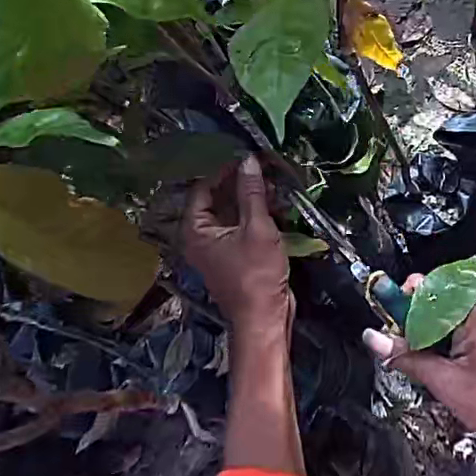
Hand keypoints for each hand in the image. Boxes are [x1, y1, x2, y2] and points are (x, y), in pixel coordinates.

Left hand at [183, 156, 293, 339]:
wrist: (264, 318)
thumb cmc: (256, 273)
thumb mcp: (257, 228)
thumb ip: (252, 193)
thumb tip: (248, 160)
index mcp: (196, 230)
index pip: (204, 188)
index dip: (224, 171)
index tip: (246, 157)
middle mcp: (202, 237)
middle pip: (219, 200)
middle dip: (242, 184)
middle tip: (265, 168)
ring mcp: (219, 248)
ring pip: (234, 213)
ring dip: (253, 199)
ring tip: (276, 185)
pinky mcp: (237, 256)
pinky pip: (243, 228)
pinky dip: (258, 216)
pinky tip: (278, 206)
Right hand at [362, 288, 475, 475]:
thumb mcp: (448, 384)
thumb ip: (408, 357)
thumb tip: (373, 337)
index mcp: (466, 311)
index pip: (422, 285)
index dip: (397, 299)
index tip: (382, 325)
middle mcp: (475, 313)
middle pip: (428, 304)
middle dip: (407, 326)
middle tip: (399, 356)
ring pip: (440, 325)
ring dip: (423, 343)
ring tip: (418, 371)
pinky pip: (454, 339)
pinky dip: (440, 354)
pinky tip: (440, 379)